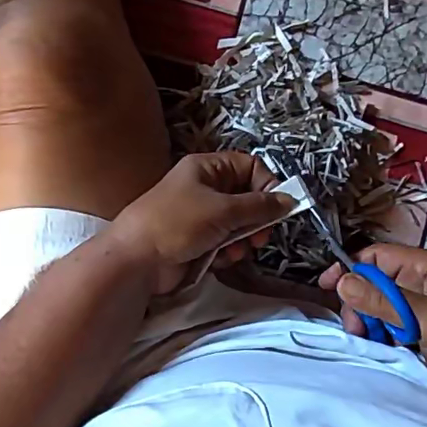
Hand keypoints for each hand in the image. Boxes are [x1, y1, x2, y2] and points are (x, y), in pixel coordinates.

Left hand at [105, 152, 294, 294]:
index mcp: (206, 168)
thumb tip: (290, 199)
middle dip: (257, 217)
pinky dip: (228, 250)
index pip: (249, 166)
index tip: (278, 208)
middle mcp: (203, 188)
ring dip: (243, 238)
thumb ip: (259, 206)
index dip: (267, 184)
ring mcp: (199, 216)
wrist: (136, 259)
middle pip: (246, 197)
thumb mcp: (222, 210)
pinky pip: (224, 241)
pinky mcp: (196, 241)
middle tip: (261, 236)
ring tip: (239, 250)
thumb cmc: (177, 224)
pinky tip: (224, 259)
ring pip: (237, 223)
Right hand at [318, 244, 426, 417]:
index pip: (382, 256)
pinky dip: (380, 332)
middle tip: (356, 324)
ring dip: (369, 319)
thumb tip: (344, 282)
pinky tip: (381, 343)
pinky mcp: (422, 329)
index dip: (354, 268)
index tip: (330, 285)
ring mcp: (425, 307)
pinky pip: (389, 323)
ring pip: (380, 304)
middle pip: (377, 281)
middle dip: (361, 301)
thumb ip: (384, 300)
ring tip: (370, 336)